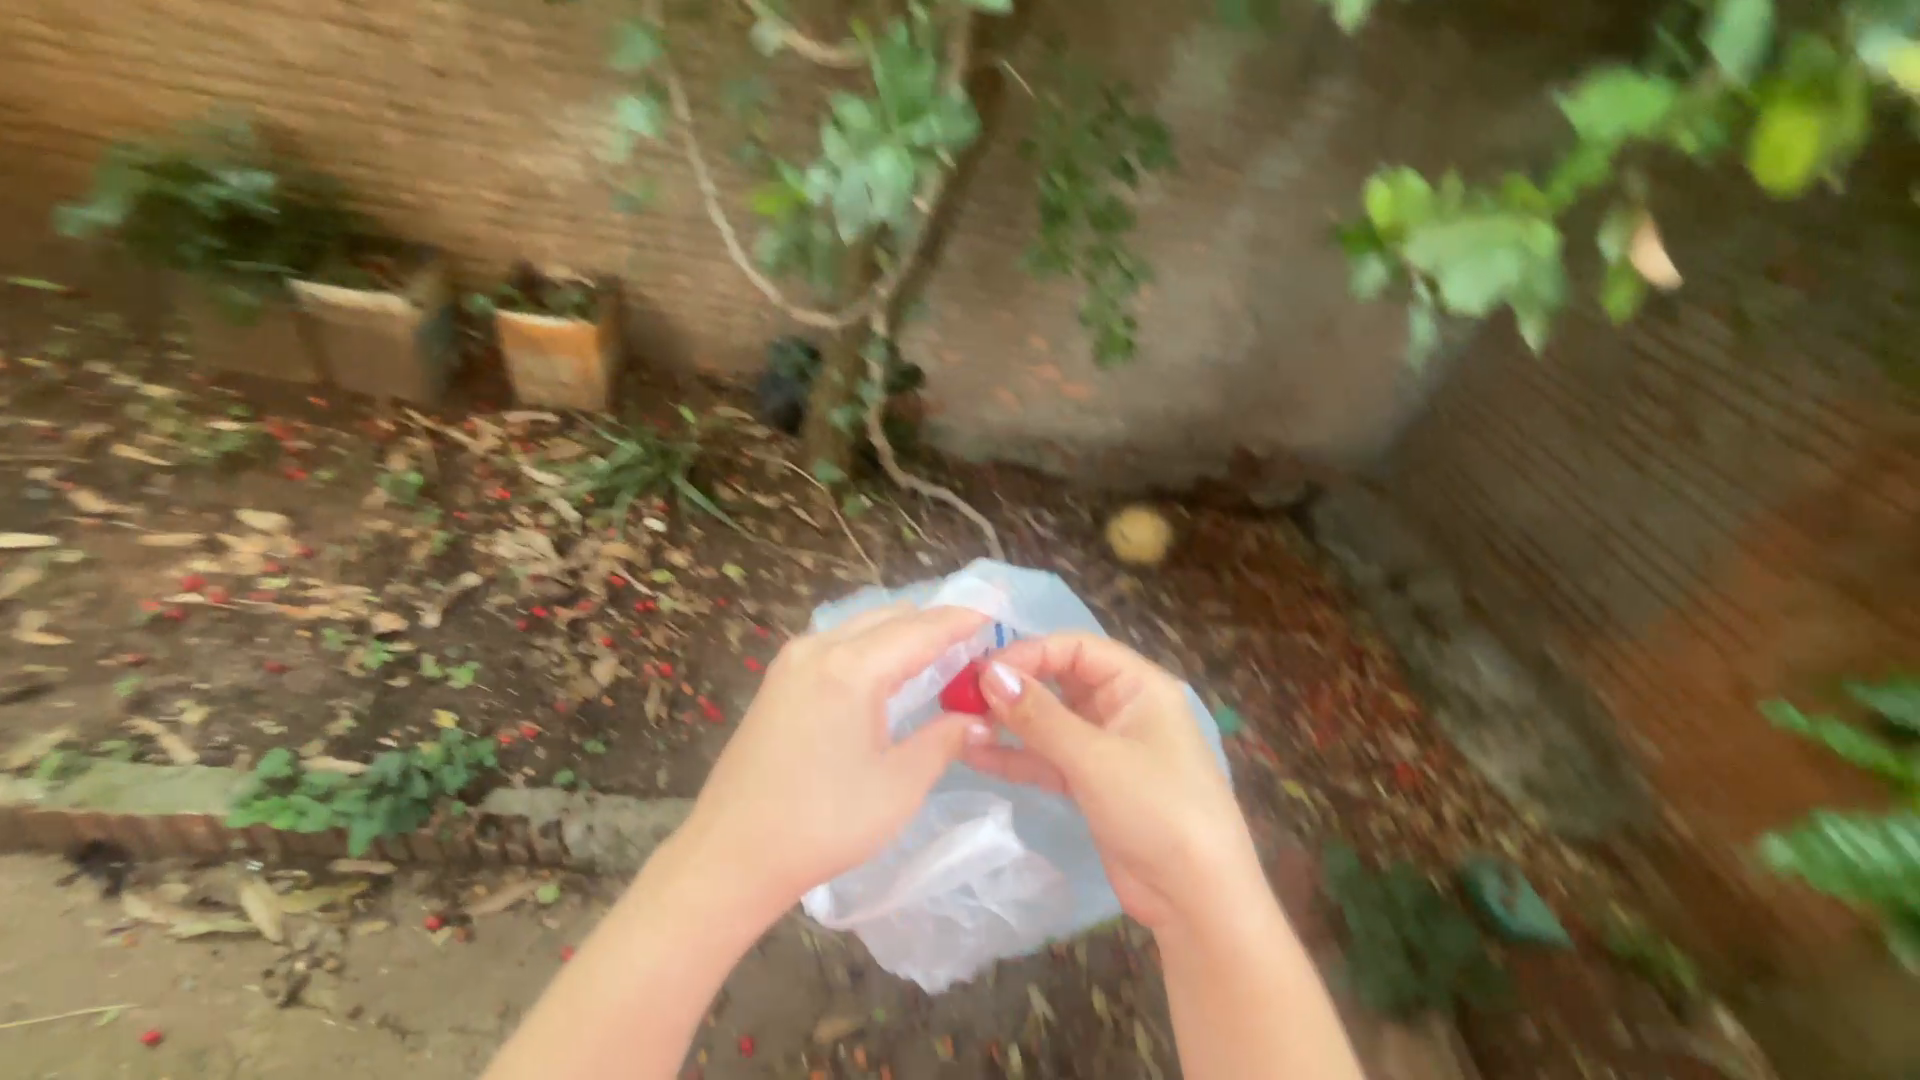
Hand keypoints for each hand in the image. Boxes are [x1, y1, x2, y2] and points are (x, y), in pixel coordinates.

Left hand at [680, 603, 993, 911]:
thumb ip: (944, 739)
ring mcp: (791, 663)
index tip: (996, 614)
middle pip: (890, 618)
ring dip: (901, 635)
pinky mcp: (777, 682)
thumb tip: (977, 717)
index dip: (962, 620)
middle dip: (933, 624)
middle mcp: (818, 649)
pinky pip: (836, 645)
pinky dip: (871, 648)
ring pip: (860, 628)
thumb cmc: (822, 823)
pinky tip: (888, 675)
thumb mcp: (899, 785)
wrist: (731, 856)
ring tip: (938, 657)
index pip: (921, 629)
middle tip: (973, 645)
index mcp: (851, 667)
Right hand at [966, 635, 1260, 929]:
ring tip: (959, 726)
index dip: (1029, 653)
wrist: (1197, 897)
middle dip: (1014, 688)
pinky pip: (1049, 759)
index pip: (1076, 648)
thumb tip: (989, 674)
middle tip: (962, 698)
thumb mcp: (1095, 758)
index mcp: (1139, 686)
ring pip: (1050, 723)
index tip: (982, 672)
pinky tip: (975, 755)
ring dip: (1009, 724)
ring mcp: (1108, 748)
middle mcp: (1124, 708)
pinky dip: (1017, 757)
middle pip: (1060, 682)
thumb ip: (1039, 715)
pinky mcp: (1094, 785)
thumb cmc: (1157, 809)